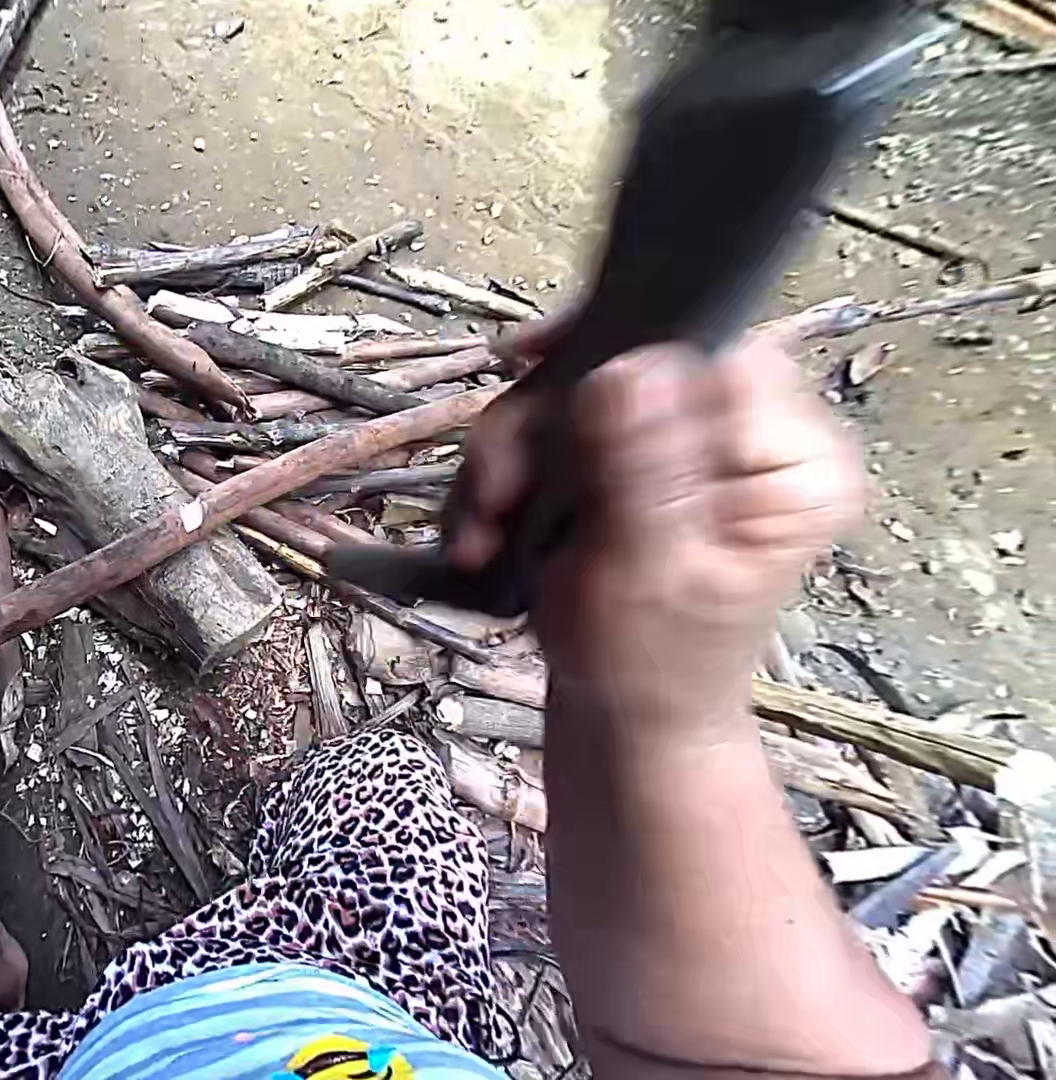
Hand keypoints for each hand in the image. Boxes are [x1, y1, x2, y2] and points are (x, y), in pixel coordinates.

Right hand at [456, 334, 862, 736]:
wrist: (616, 705)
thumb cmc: (648, 654)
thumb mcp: (648, 565)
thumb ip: (644, 468)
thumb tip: (628, 365)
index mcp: (777, 457)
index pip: (707, 352)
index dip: (619, 343)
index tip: (529, 362)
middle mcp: (717, 444)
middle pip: (602, 381)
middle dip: (526, 438)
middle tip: (494, 498)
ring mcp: (649, 461)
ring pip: (547, 418)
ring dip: (494, 474)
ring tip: (477, 539)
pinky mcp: (596, 481)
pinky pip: (524, 455)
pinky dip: (487, 495)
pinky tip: (478, 541)